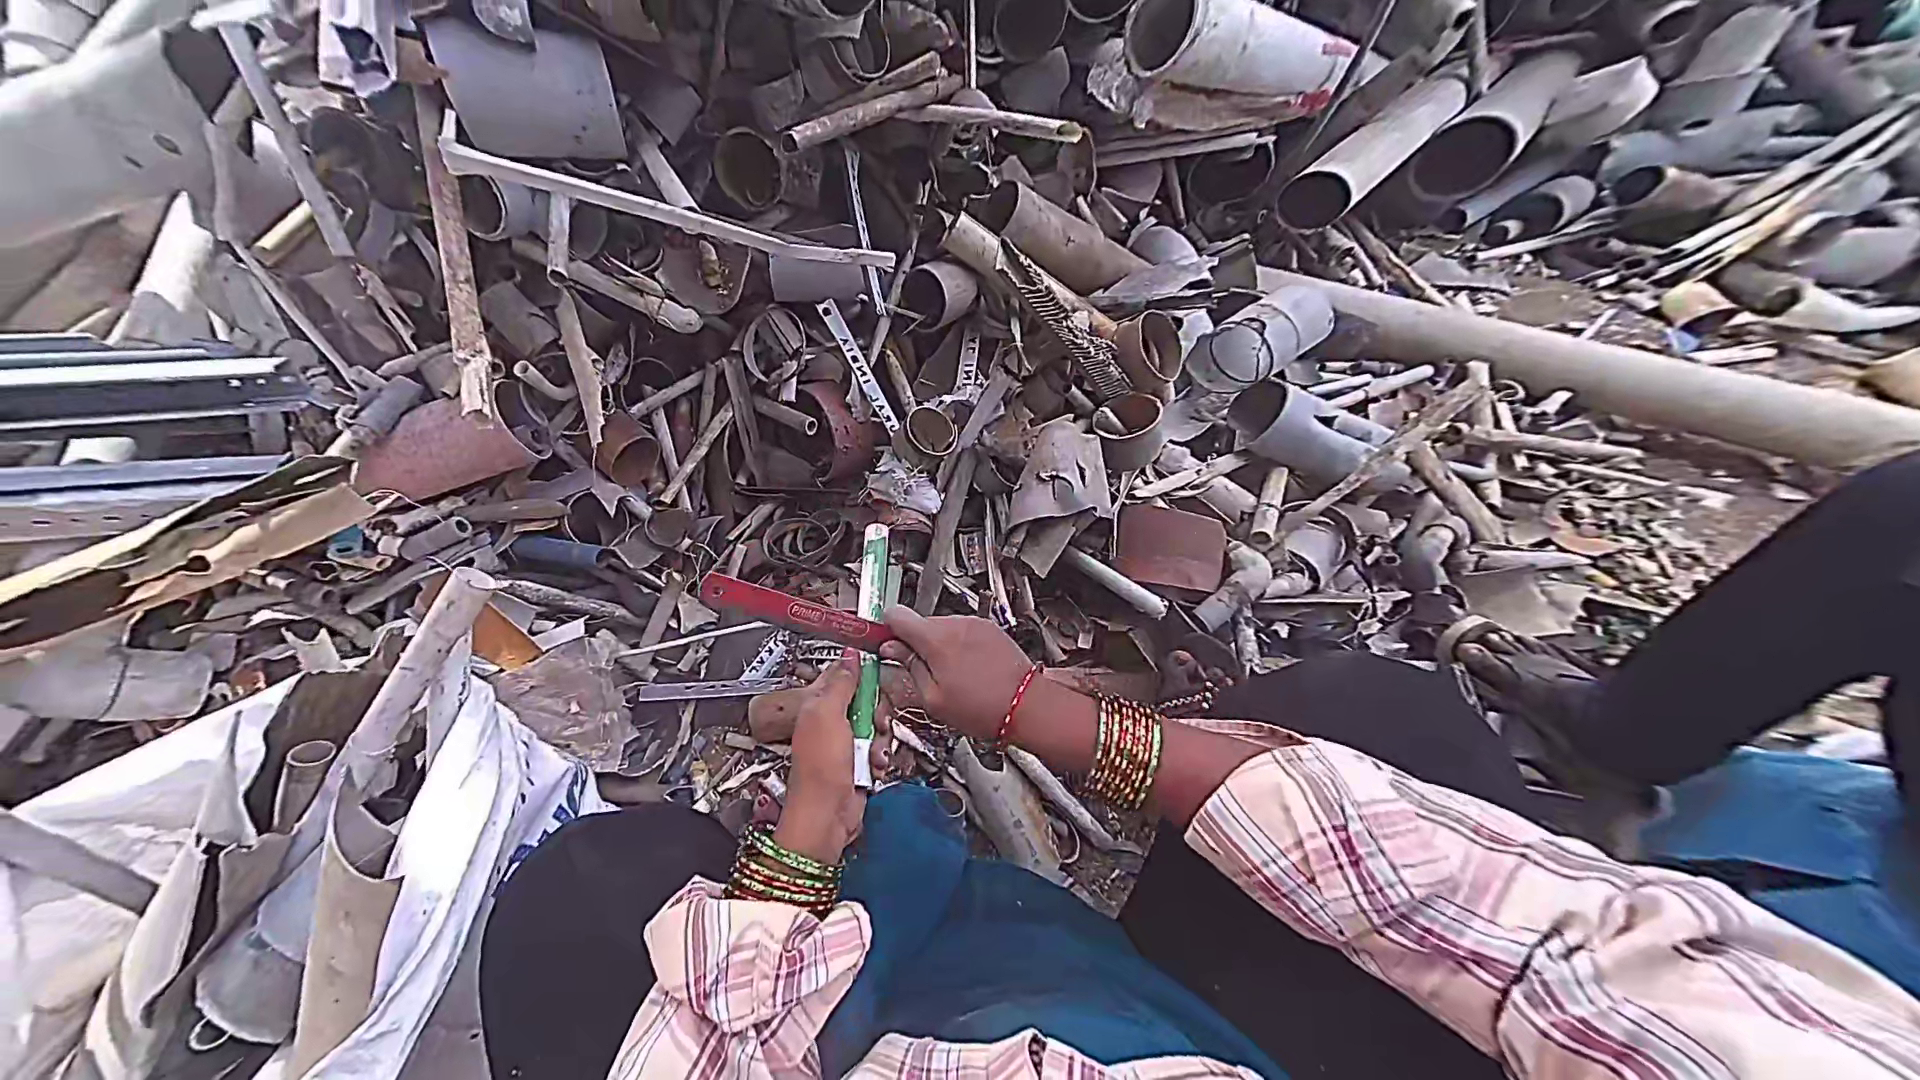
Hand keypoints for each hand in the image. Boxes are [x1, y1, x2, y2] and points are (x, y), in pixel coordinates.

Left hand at [774, 651, 868, 863]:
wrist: (828, 817)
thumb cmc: (820, 770)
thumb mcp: (828, 715)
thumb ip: (841, 682)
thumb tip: (850, 654)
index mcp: (819, 703)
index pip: (845, 673)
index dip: (864, 675)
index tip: (876, 681)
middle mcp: (832, 719)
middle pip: (868, 698)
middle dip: (878, 711)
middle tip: (874, 722)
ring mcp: (847, 740)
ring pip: (878, 723)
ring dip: (880, 738)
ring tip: (872, 751)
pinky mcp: (860, 759)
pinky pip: (881, 746)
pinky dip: (881, 756)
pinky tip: (874, 765)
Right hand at [879, 608, 1036, 740]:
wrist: (1026, 706)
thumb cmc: (983, 708)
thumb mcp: (933, 697)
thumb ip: (909, 666)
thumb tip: (890, 649)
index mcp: (936, 639)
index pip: (897, 615)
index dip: (886, 629)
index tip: (883, 642)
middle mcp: (956, 624)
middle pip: (920, 624)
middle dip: (915, 644)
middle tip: (921, 672)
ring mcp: (974, 624)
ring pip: (941, 628)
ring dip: (938, 646)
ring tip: (950, 676)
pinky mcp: (988, 628)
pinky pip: (961, 631)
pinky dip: (958, 646)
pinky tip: (967, 670)